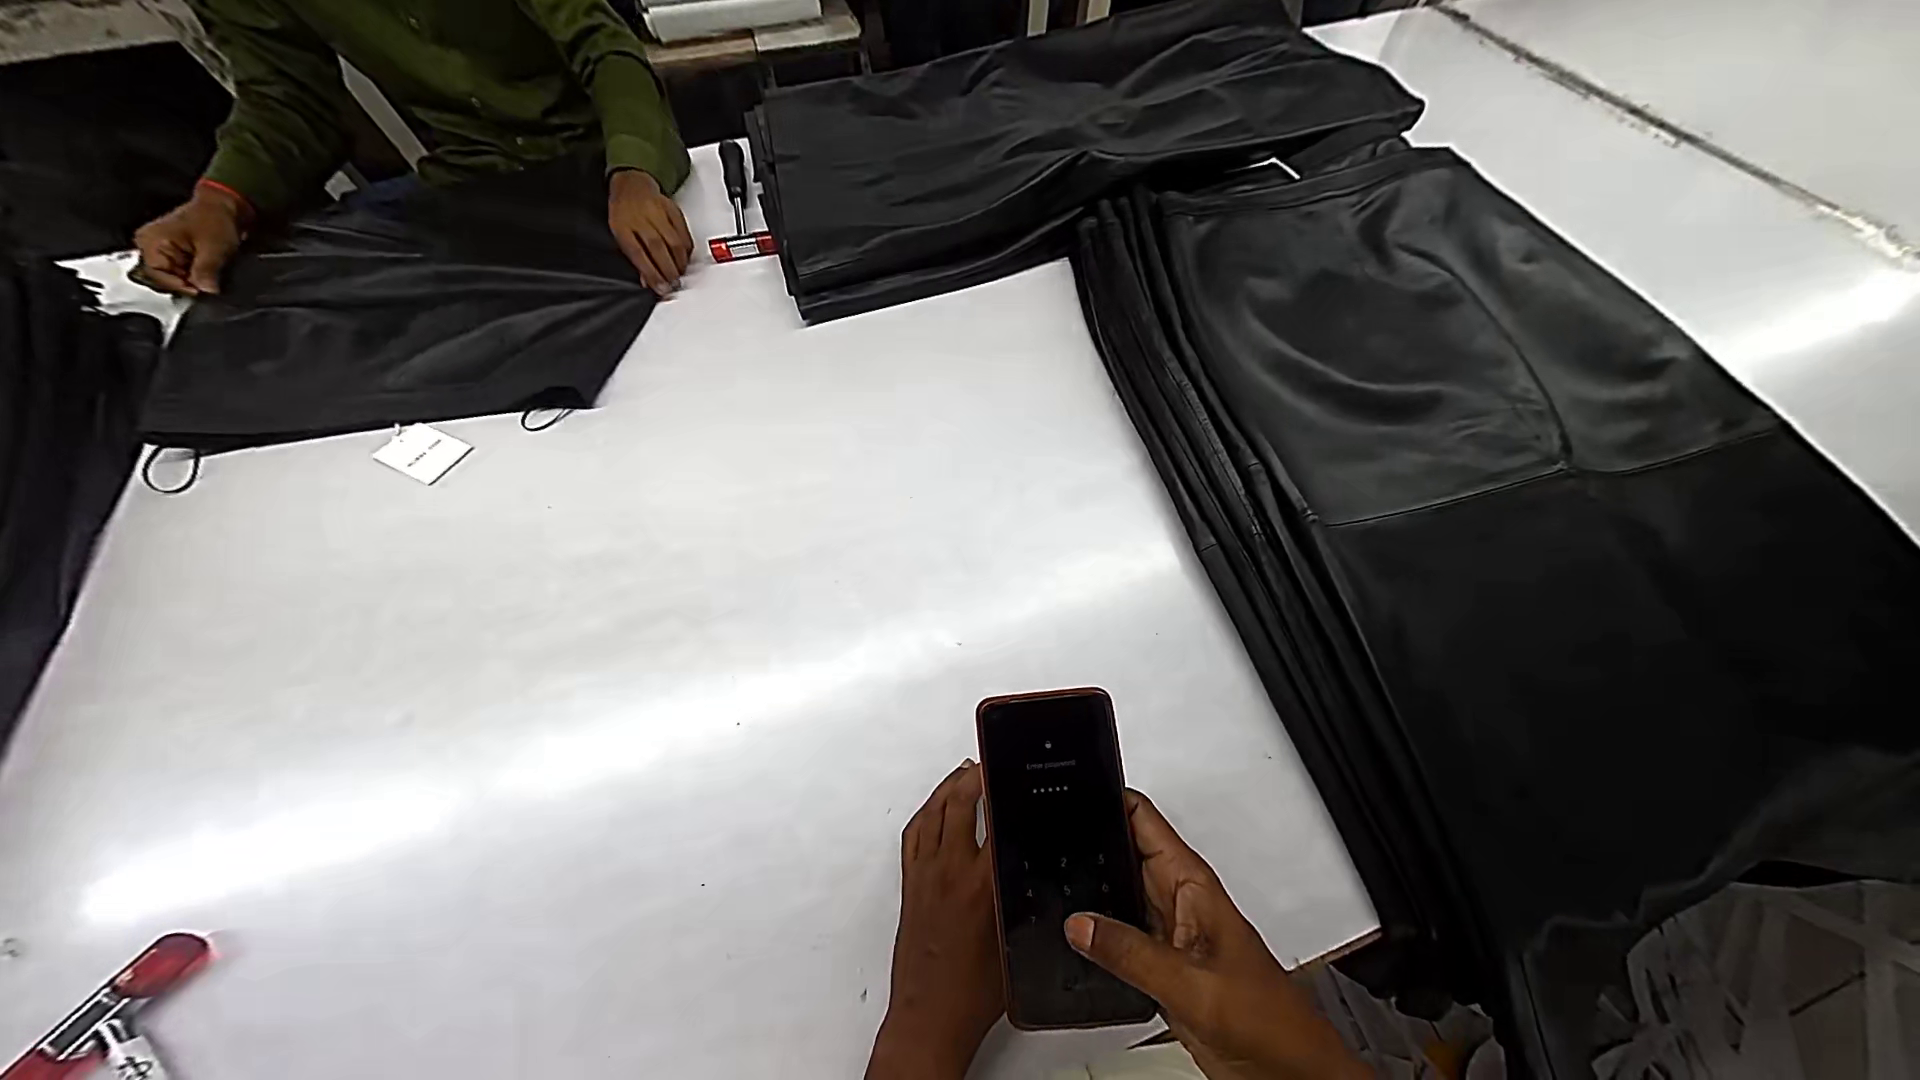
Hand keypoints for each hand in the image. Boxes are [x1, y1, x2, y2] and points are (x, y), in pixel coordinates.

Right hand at [132, 185, 248, 295]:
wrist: (225, 210)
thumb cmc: (215, 223)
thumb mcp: (213, 250)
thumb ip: (206, 270)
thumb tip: (205, 290)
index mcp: (151, 242)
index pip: (155, 273)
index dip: (177, 285)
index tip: (200, 292)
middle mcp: (151, 246)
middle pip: (162, 277)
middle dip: (184, 285)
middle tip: (207, 290)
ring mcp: (163, 249)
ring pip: (173, 275)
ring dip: (191, 281)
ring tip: (210, 282)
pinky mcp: (177, 252)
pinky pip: (182, 270)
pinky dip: (195, 276)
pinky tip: (209, 278)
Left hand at [608, 168, 692, 296]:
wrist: (633, 185)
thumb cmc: (625, 213)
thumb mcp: (621, 235)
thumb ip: (635, 258)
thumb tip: (648, 282)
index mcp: (622, 225)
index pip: (638, 253)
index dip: (651, 274)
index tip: (661, 288)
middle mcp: (640, 217)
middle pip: (658, 248)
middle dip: (668, 271)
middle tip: (674, 285)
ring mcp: (657, 212)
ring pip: (674, 243)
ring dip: (680, 263)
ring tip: (680, 275)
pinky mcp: (673, 210)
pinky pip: (684, 235)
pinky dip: (687, 251)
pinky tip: (685, 260)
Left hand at [866, 760, 1003, 1079]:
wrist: (930, 1016)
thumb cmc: (972, 992)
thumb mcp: (1016, 936)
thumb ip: (1022, 894)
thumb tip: (1027, 865)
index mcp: (982, 883)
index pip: (996, 818)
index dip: (1004, 789)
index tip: (1011, 772)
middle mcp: (950, 870)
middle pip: (960, 801)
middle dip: (975, 775)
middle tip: (988, 763)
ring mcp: (926, 872)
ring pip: (934, 811)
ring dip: (950, 786)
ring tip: (964, 773)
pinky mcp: (910, 882)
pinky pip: (915, 833)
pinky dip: (926, 812)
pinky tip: (934, 806)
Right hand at [1065, 792, 1366, 1079]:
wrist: (1290, 1074)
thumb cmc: (1270, 1023)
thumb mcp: (1193, 986)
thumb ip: (1131, 953)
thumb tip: (1081, 924)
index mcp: (1189, 881)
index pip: (1140, 816)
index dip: (1107, 796)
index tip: (1072, 791)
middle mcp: (1175, 896)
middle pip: (1120, 848)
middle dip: (1088, 844)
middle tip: (1049, 846)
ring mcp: (1165, 927)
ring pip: (1115, 888)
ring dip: (1091, 889)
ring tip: (1055, 890)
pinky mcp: (1158, 958)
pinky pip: (1116, 928)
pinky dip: (1096, 930)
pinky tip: (1078, 938)